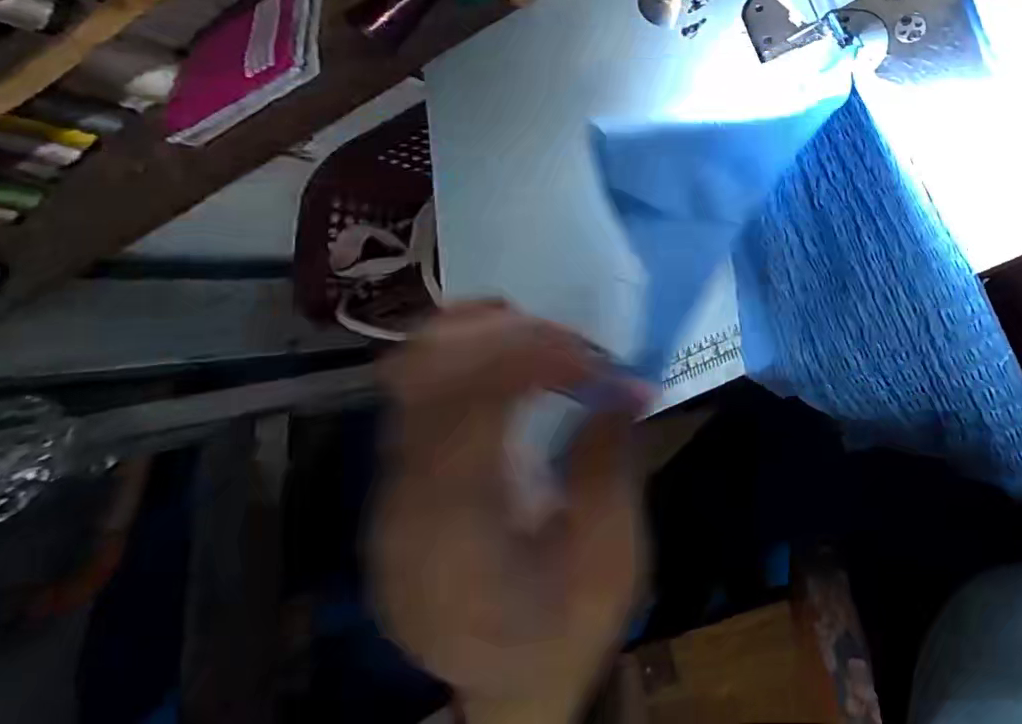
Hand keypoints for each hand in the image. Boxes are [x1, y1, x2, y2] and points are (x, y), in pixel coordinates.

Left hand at [370, 302, 649, 723]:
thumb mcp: (611, 557)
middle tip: (578, 339)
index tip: (595, 355)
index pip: (466, 410)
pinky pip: (423, 395)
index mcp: (454, 528)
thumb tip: (627, 384)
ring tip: (554, 338)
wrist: (512, 684)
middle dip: (506, 336)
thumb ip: (609, 466)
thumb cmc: (568, 622)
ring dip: (485, 337)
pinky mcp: (406, 482)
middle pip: (423, 379)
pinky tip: (523, 358)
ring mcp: (394, 490)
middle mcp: (405, 500)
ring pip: (412, 375)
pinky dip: (473, 358)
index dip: (529, 361)